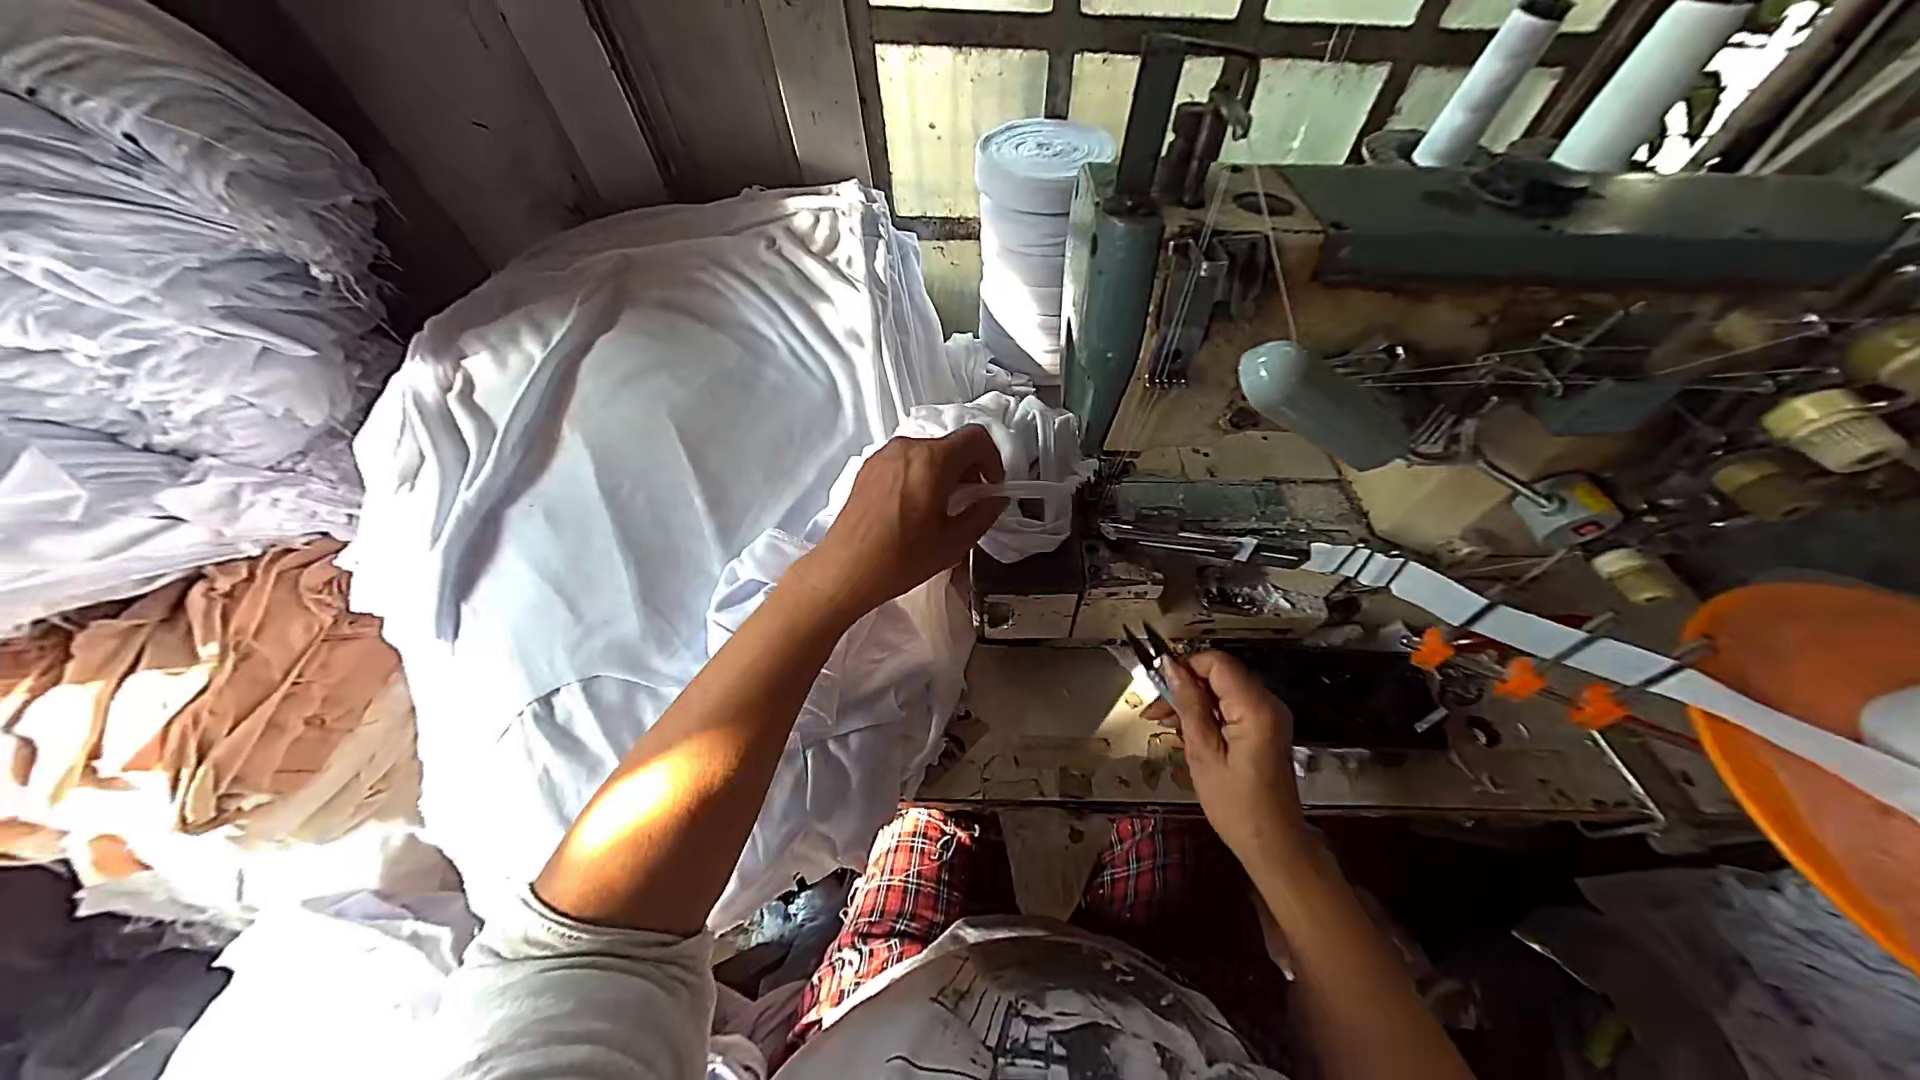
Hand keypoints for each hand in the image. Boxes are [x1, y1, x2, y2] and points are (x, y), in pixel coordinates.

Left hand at [793, 425, 1006, 621]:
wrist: (846, 570)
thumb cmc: (898, 559)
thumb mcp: (954, 543)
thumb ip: (983, 514)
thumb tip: (995, 501)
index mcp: (932, 461)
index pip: (976, 438)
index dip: (993, 460)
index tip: (991, 486)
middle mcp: (907, 448)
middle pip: (952, 444)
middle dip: (969, 469)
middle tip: (971, 502)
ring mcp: (884, 456)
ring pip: (928, 451)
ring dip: (945, 472)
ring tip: (943, 508)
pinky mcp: (869, 468)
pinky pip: (906, 460)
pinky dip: (921, 475)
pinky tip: (917, 508)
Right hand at [1148, 650, 1306, 866]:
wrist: (1273, 844)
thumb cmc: (1236, 805)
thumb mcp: (1203, 753)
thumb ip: (1188, 705)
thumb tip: (1171, 668)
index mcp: (1256, 708)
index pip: (1217, 662)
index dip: (1185, 666)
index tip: (1158, 683)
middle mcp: (1268, 703)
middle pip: (1219, 673)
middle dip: (1184, 685)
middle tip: (1155, 709)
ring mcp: (1269, 715)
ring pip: (1222, 689)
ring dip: (1191, 699)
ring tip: (1164, 721)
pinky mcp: (1265, 727)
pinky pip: (1230, 705)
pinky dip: (1206, 712)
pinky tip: (1184, 729)